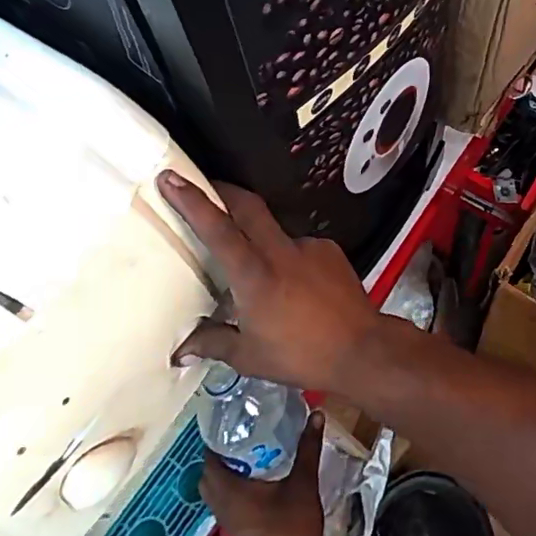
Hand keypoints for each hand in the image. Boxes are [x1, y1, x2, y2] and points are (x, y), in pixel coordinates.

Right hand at [158, 172, 383, 393]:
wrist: (364, 350)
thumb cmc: (301, 356)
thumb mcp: (251, 357)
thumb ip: (213, 344)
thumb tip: (180, 349)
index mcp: (253, 274)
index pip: (216, 228)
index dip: (191, 200)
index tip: (171, 178)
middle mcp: (279, 250)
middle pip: (246, 204)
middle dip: (222, 189)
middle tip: (204, 187)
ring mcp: (307, 245)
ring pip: (272, 228)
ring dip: (257, 234)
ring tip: (258, 268)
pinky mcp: (328, 248)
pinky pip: (297, 245)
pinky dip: (287, 257)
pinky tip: (294, 283)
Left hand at [198, 409, 327, 535]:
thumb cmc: (292, 533)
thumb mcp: (303, 486)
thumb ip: (307, 449)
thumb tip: (316, 413)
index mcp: (227, 489)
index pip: (208, 453)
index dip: (215, 433)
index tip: (230, 416)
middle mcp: (220, 504)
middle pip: (208, 471)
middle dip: (219, 451)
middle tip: (239, 434)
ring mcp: (225, 521)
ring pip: (215, 489)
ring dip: (225, 471)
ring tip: (247, 451)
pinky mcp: (234, 533)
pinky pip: (224, 502)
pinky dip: (231, 487)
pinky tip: (254, 479)